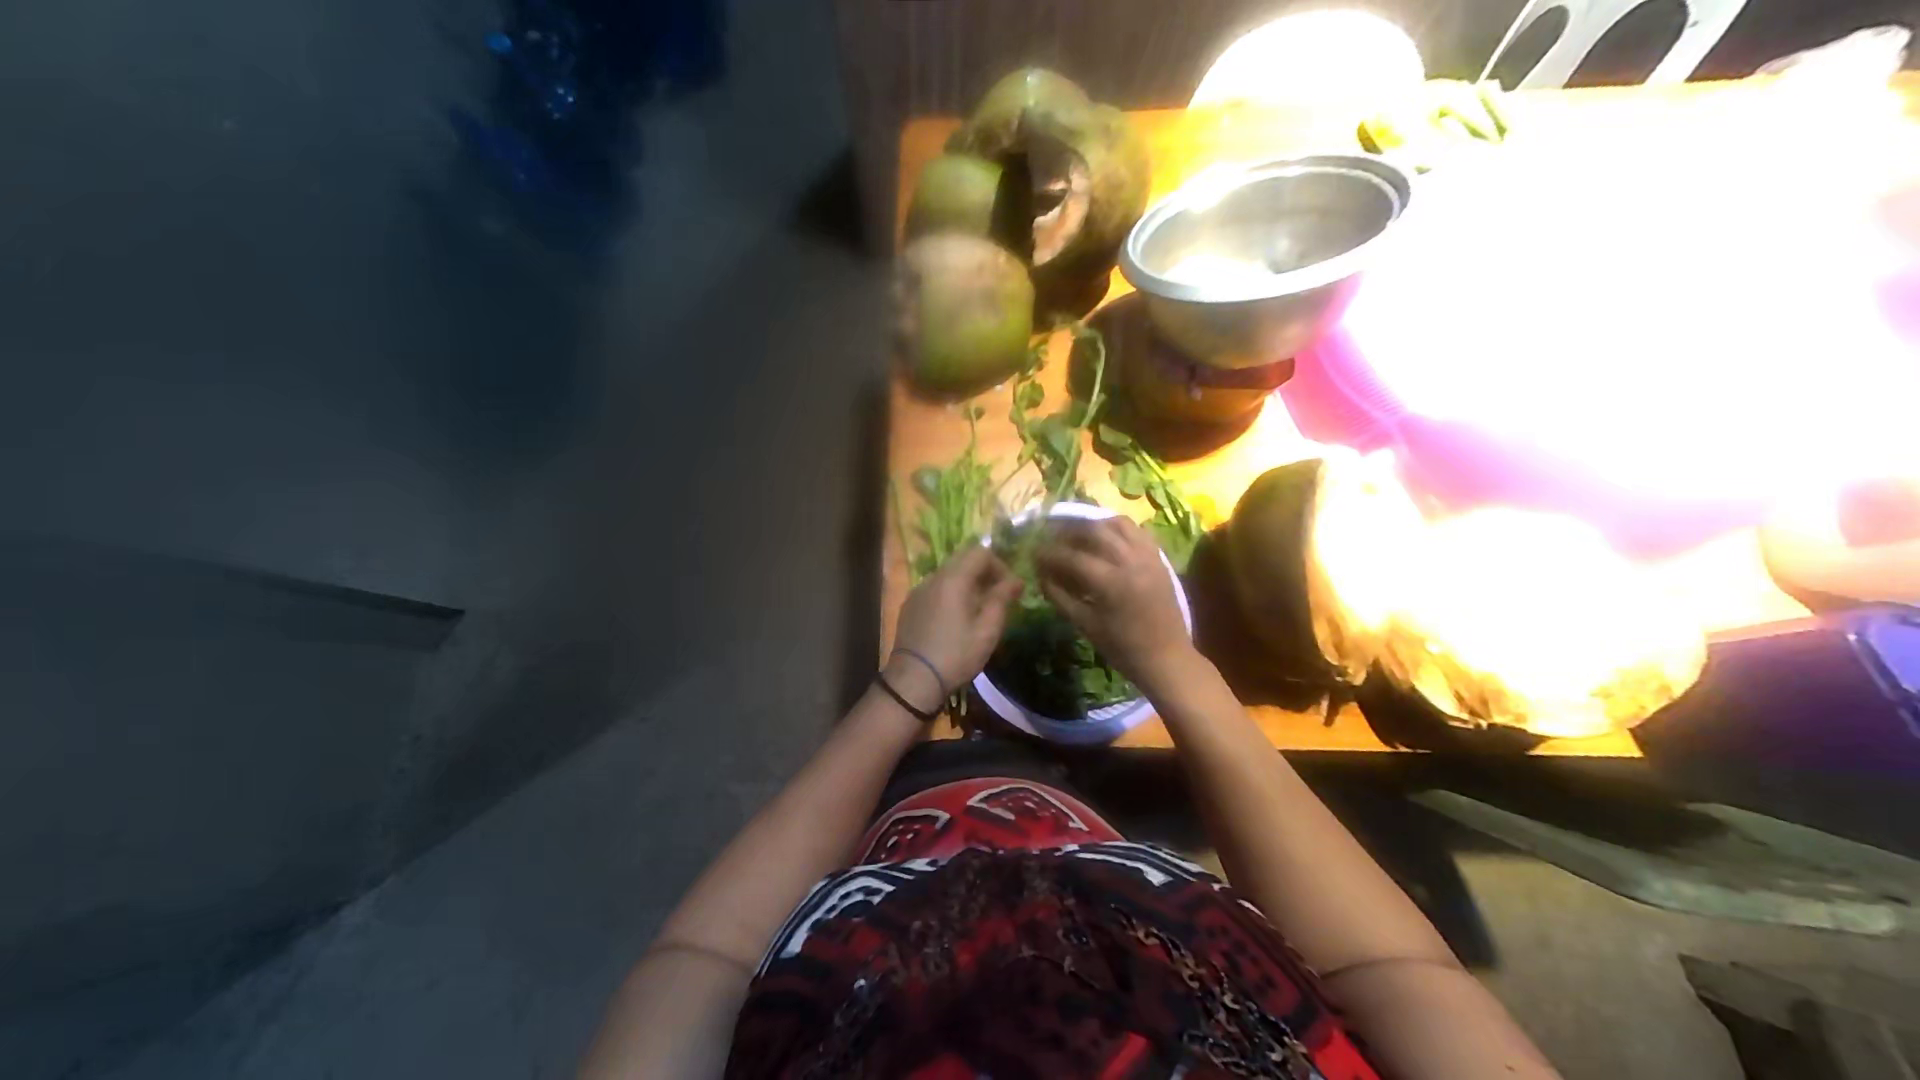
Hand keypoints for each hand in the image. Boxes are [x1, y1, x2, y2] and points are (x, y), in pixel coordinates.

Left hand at [888, 546, 1023, 711]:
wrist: (913, 680)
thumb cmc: (956, 655)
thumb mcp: (987, 630)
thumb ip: (1001, 599)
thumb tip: (1016, 581)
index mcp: (953, 579)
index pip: (980, 552)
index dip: (1000, 565)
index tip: (1009, 589)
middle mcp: (933, 577)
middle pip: (962, 559)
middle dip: (984, 572)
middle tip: (997, 597)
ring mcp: (918, 590)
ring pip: (948, 574)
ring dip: (967, 583)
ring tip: (978, 610)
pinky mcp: (910, 605)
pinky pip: (935, 588)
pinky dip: (950, 593)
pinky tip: (955, 619)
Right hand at [1035, 517, 1193, 687]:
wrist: (1166, 658)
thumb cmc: (1122, 648)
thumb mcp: (1084, 624)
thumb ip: (1059, 596)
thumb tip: (1041, 575)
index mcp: (1109, 581)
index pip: (1071, 557)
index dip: (1049, 554)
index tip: (1034, 554)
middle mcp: (1129, 560)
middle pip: (1093, 530)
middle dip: (1068, 532)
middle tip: (1054, 540)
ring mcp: (1147, 556)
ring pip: (1117, 523)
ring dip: (1094, 525)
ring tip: (1079, 534)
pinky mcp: (1159, 558)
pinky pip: (1137, 531)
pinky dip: (1118, 529)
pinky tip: (1106, 539)